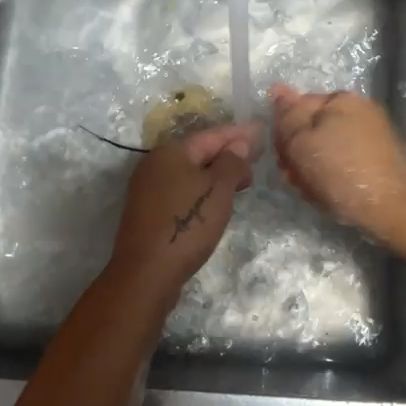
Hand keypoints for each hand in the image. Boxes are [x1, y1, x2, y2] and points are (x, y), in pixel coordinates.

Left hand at [109, 125, 253, 298]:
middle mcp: (154, 165)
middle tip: (254, 159)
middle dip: (227, 155)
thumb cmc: (186, 224)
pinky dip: (201, 192)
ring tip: (240, 182)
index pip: (211, 136)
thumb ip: (231, 164)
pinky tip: (214, 203)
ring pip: (189, 175)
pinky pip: (181, 192)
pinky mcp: (147, 214)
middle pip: (197, 154)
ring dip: (215, 175)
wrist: (146, 273)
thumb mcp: (218, 190)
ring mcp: (147, 191)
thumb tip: (238, 146)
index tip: (259, 132)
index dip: (237, 134)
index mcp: (170, 153)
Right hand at [269, 84, 405, 239]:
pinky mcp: (381, 158)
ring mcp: (373, 134)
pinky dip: (335, 174)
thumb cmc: (338, 171)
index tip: (282, 159)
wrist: (387, 208)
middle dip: (299, 153)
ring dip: (314, 167)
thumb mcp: (301, 143)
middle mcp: (360, 110)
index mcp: (342, 99)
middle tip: (294, 177)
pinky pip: (346, 161)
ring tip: (313, 190)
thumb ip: (287, 117)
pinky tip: (331, 193)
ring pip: (328, 148)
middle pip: (314, 128)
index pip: (297, 108)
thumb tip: (278, 89)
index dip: (284, 134)